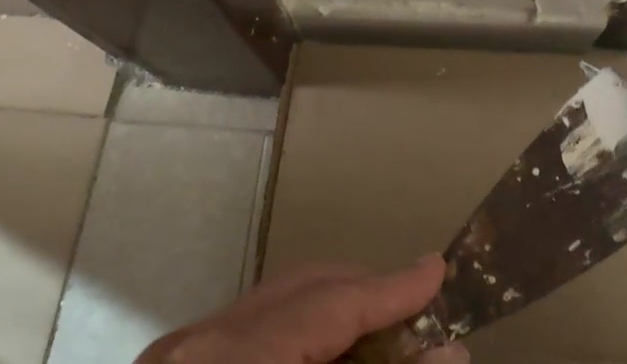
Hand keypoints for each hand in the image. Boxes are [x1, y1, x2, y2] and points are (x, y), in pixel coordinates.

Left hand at [138, 254, 468, 363]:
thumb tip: (448, 353)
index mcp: (237, 357)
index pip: (332, 302)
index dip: (392, 289)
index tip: (438, 270)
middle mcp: (202, 341)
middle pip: (302, 287)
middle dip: (363, 293)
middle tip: (415, 311)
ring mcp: (179, 353)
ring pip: (275, 306)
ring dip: (332, 315)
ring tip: (378, 341)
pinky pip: (250, 332)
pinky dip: (296, 338)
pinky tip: (327, 362)